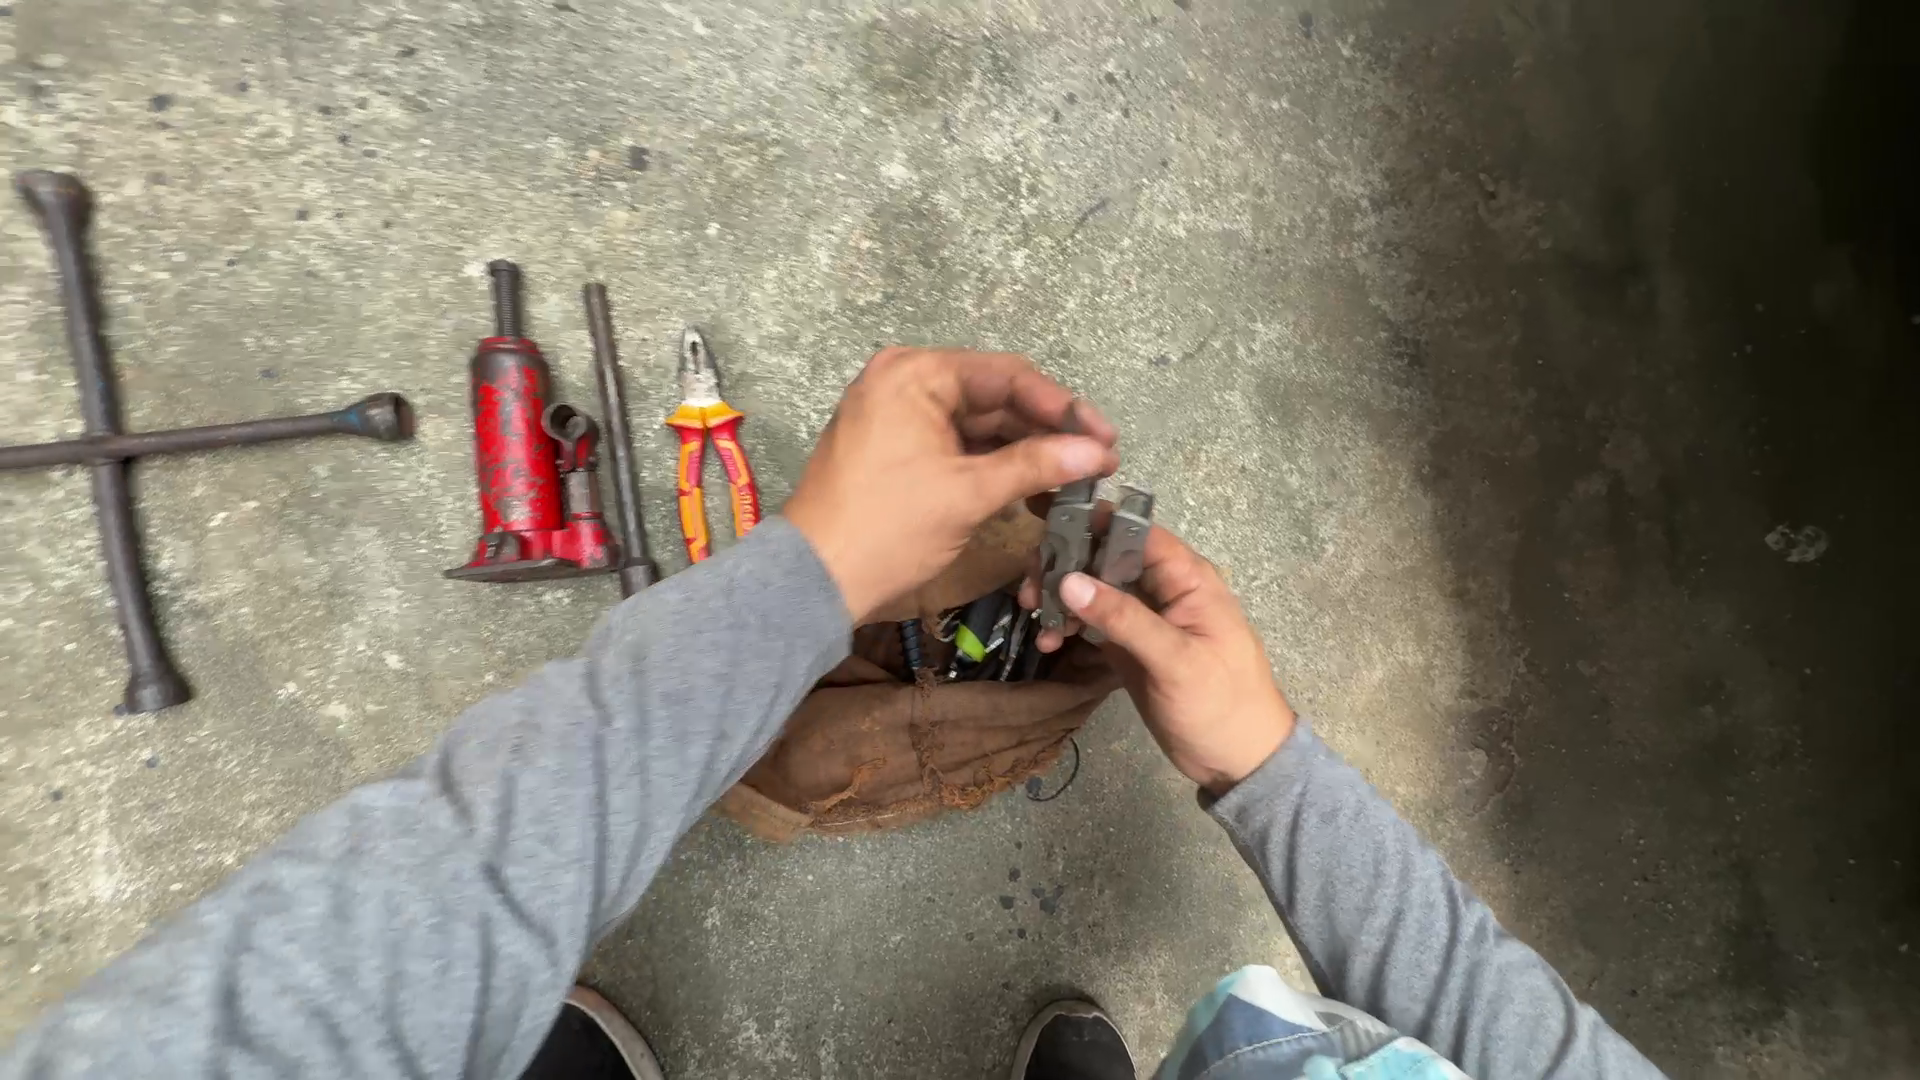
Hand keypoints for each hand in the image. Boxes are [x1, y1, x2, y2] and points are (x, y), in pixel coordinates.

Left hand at [784, 347, 1117, 623]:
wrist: (816, 581)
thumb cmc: (890, 528)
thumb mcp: (968, 493)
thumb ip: (1036, 465)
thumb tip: (1099, 452)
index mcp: (916, 374)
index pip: (1006, 377)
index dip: (1062, 408)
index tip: (1107, 439)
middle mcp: (904, 382)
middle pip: (994, 399)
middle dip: (1047, 432)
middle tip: (1099, 461)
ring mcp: (898, 416)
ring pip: (978, 426)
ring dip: (1024, 452)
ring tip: (1075, 478)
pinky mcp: (898, 449)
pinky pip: (956, 447)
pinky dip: (992, 466)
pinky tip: (1033, 487)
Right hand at [1020, 525, 1294, 793]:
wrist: (1236, 761)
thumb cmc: (1221, 704)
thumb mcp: (1176, 659)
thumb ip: (1124, 618)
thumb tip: (1069, 580)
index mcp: (1186, 578)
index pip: (1135, 531)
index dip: (1093, 522)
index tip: (1045, 525)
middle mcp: (1161, 587)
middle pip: (1105, 554)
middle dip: (1065, 562)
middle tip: (1030, 583)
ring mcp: (1141, 615)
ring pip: (1092, 586)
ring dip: (1059, 594)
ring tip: (1030, 610)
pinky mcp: (1126, 643)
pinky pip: (1089, 620)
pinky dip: (1066, 624)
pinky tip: (1048, 640)